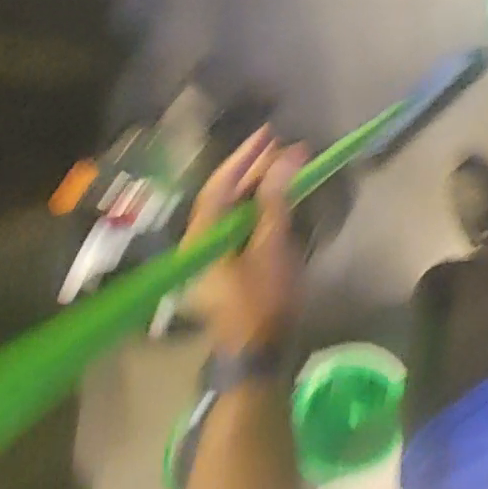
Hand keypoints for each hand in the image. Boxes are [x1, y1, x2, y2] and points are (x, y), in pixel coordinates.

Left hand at [183, 127, 307, 352]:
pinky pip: (242, 224)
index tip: (270, 136)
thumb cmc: (263, 300)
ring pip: (234, 209)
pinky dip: (262, 205)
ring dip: (260, 185)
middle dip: (255, 169)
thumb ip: (276, 202)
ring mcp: (213, 256)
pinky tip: (281, 196)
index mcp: (201, 238)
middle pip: (225, 196)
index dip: (244, 158)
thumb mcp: (273, 248)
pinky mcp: (229, 266)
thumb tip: (285, 160)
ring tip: (287, 164)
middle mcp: (200, 243)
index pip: (219, 187)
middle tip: (284, 146)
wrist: (258, 352)